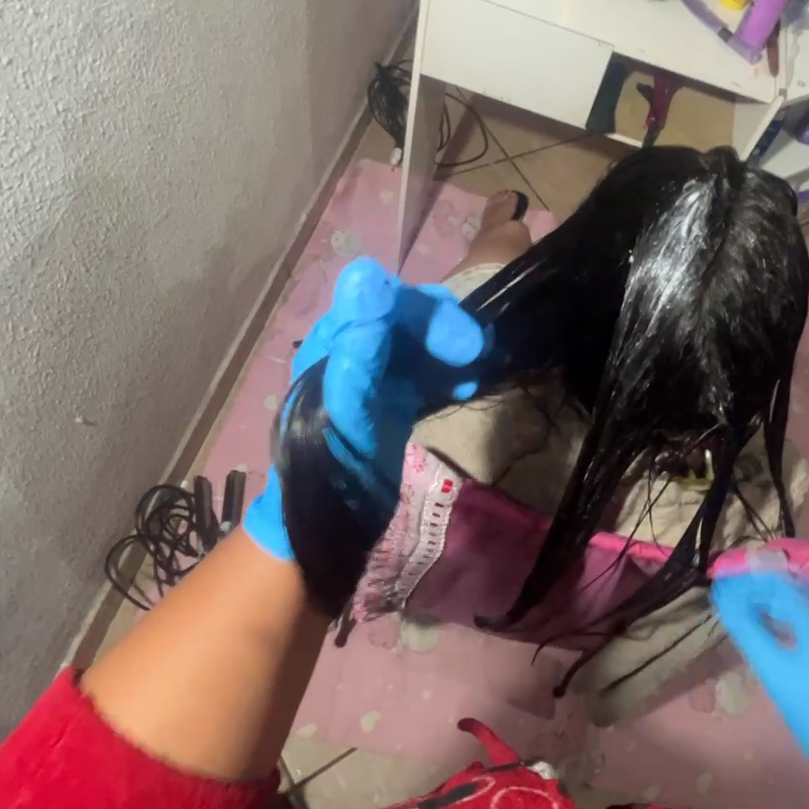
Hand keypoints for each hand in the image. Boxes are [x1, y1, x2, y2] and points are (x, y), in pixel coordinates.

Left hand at [245, 257, 485, 559]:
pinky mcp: (389, 397)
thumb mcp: (343, 409)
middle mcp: (352, 350)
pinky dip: (447, 370)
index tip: (469, 345)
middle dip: (446, 327)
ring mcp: (372, 373)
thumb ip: (356, 346)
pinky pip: (423, 367)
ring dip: (451, 346)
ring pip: (419, 338)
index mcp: (333, 346)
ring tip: (477, 368)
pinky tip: (464, 387)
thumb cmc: (332, 472)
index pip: (385, 300)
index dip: (429, 312)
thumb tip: (367, 277)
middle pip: (406, 314)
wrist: (328, 531)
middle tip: (480, 354)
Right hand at [712, 571, 808, 807]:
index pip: (779, 586)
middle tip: (728, 599)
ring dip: (774, 607)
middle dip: (760, 592)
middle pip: (794, 594)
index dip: (748, 582)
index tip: (721, 586)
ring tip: (744, 613)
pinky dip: (790, 623)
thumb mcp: (776, 673)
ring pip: (805, 610)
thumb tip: (724, 600)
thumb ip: (749, 631)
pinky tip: (774, 634)